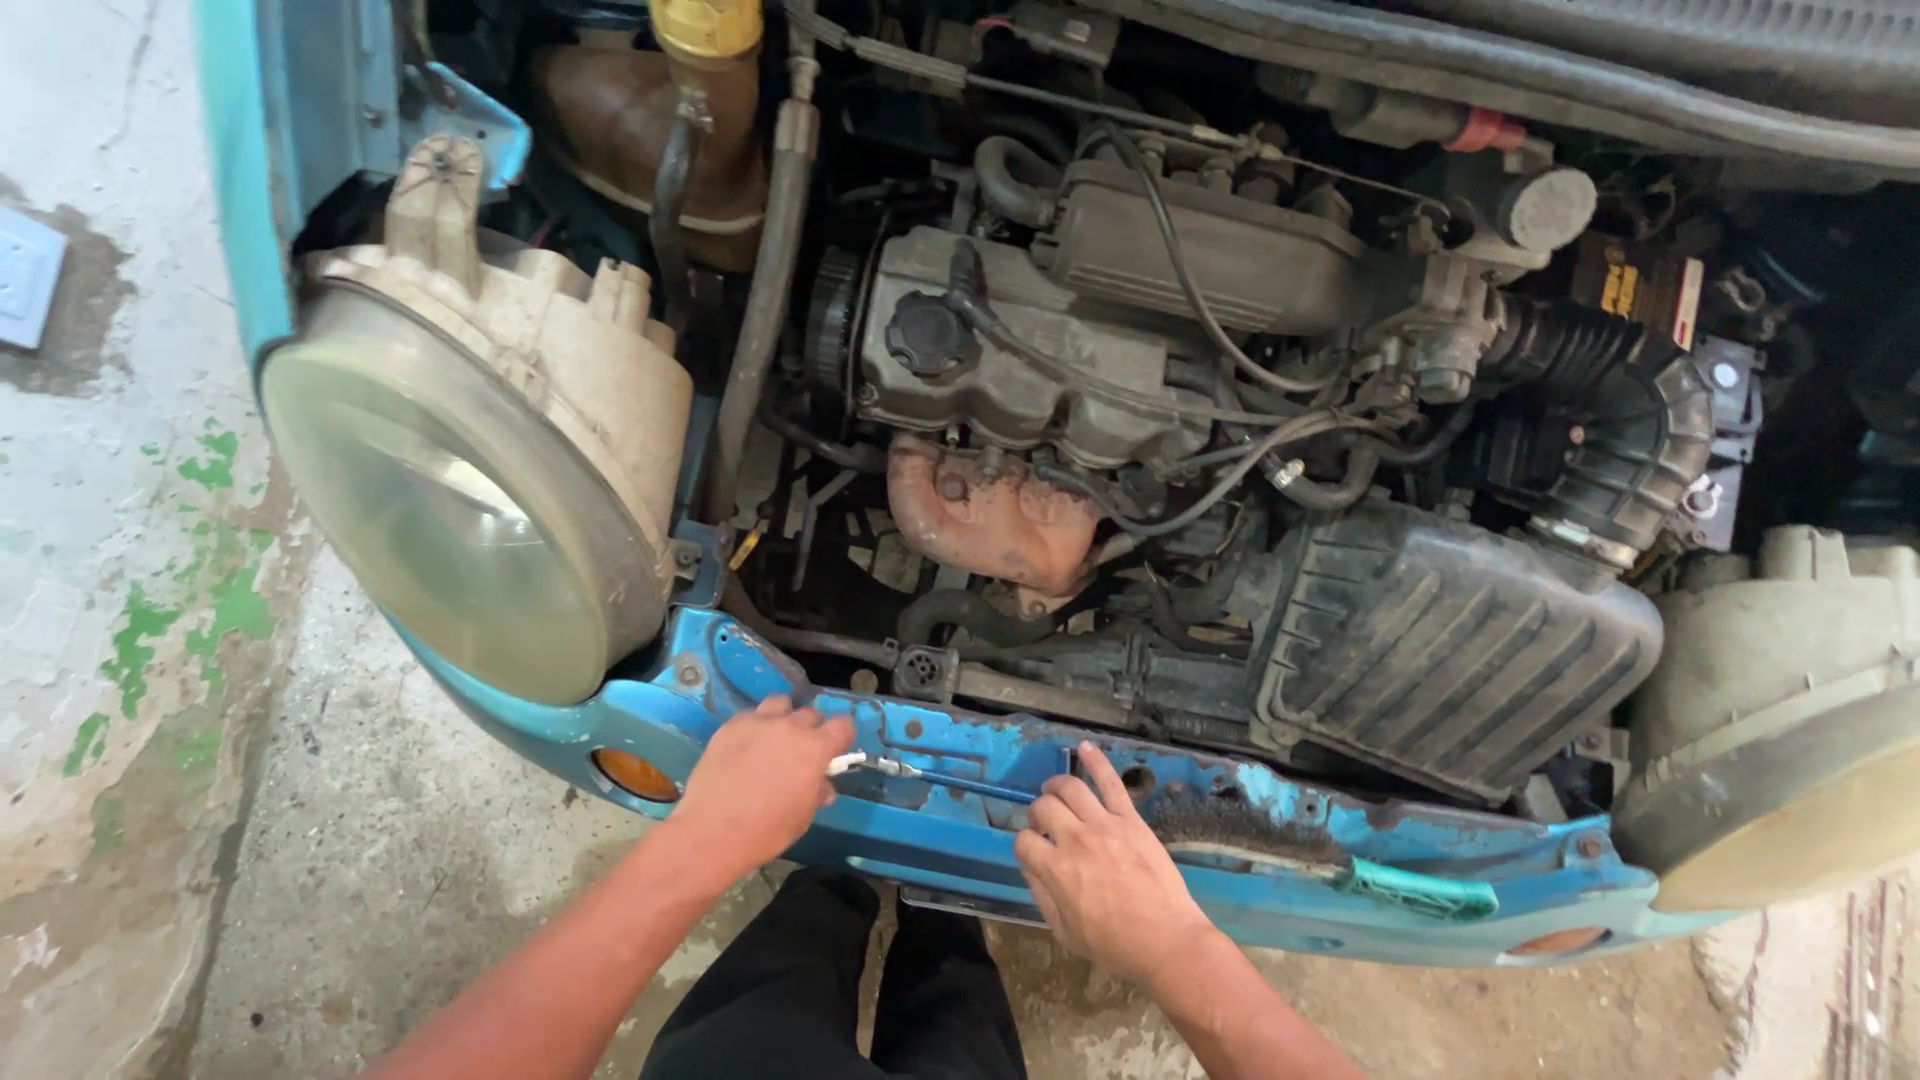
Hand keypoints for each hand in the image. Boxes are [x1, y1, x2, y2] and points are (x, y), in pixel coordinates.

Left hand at [671, 696, 854, 877]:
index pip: (843, 725)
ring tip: (774, 738)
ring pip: (780, 704)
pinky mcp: (731, 726)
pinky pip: (751, 715)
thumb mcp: (803, 817)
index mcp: (814, 748)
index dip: (842, 737)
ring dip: (784, 718)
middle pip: (811, 714)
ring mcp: (758, 722)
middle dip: (812, 729)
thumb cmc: (766, 831)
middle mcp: (790, 727)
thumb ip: (817, 793)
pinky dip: (755, 726)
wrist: (711, 833)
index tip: (835, 751)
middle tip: (801, 751)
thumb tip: (823, 785)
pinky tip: (745, 747)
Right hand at [1015, 741, 1219, 985]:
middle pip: (1043, 807)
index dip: (1024, 845)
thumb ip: (1042, 895)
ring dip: (1056, 785)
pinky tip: (1085, 747)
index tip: (1035, 852)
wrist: (1166, 941)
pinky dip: (1096, 760)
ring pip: (1070, 787)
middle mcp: (1075, 839)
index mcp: (1055, 870)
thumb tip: (1030, 867)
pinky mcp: (1130, 819)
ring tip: (1055, 790)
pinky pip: (1111, 782)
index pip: (1023, 840)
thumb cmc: (1114, 944)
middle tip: (1046, 823)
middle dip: (1037, 813)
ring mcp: (1104, 825)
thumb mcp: (1065, 932)